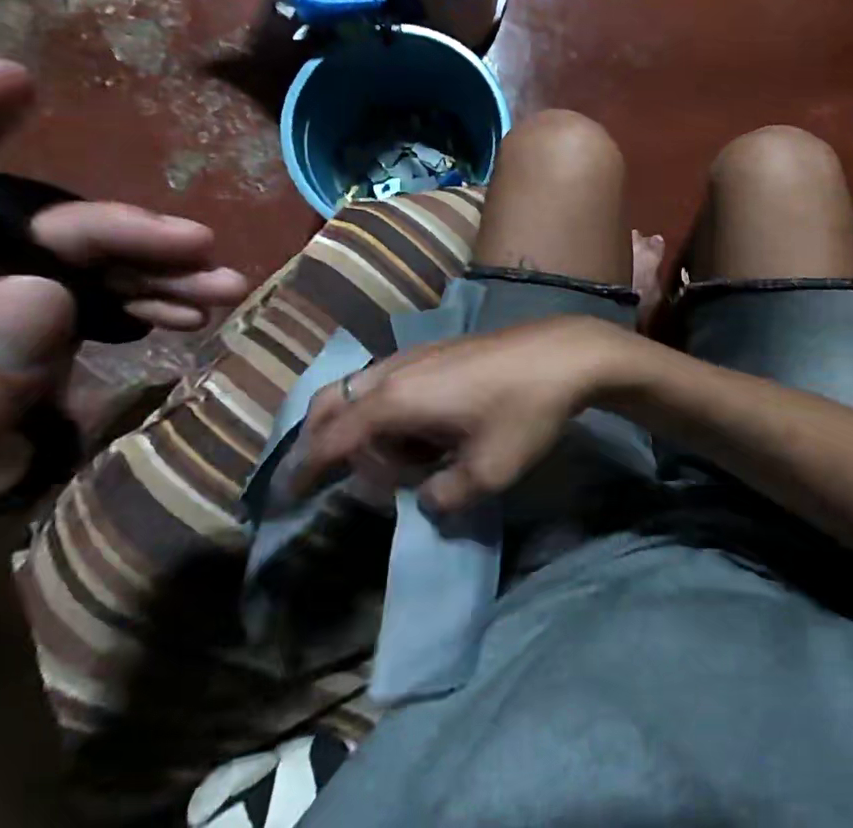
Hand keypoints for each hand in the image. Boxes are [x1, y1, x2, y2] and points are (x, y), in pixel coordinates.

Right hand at [295, 316, 628, 511]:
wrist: (564, 353)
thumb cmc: (524, 412)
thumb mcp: (489, 472)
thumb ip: (445, 497)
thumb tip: (426, 500)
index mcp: (395, 400)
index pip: (332, 438)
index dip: (305, 470)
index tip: (288, 496)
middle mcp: (393, 371)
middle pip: (333, 403)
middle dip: (324, 442)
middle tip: (338, 476)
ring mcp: (414, 354)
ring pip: (362, 391)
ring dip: (364, 429)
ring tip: (401, 463)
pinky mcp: (435, 350)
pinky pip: (388, 381)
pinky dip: (386, 411)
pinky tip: (423, 433)